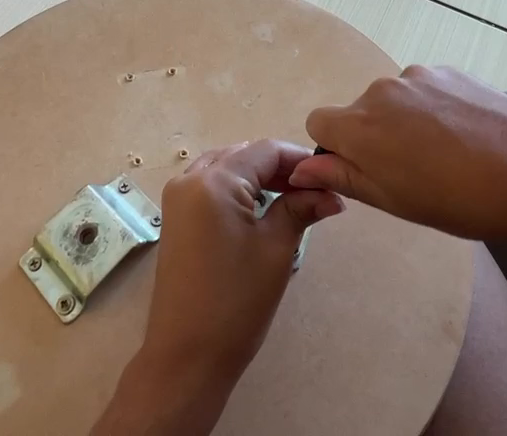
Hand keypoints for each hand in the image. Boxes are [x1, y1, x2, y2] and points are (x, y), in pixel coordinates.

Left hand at [94, 141, 345, 434]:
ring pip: (226, 166)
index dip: (299, 159)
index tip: (329, 177)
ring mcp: (178, 197)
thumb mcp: (276, 249)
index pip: (265, 150)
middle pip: (244, 154)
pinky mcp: (175, 217)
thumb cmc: (236, 302)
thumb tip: (331, 193)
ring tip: (293, 199)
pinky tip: (260, 208)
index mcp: (215, 181)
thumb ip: (300, 209)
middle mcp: (190, 178)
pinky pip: (210, 185)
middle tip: (315, 191)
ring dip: (258, 176)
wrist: (186, 355)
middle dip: (279, 167)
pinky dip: (237, 188)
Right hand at [289, 65, 506, 240]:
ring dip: (406, 121)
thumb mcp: (395, 201)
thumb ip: (343, 177)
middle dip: (374, 136)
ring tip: (448, 154)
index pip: (319, 124)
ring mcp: (416, 74)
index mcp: (359, 127)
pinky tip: (467, 134)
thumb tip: (300, 169)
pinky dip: (434, 108)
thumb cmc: (461, 201)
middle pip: (358, 111)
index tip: (369, 172)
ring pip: (394, 100)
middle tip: (415, 171)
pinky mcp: (448, 69)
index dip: (337, 149)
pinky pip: (424, 88)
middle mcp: (379, 90)